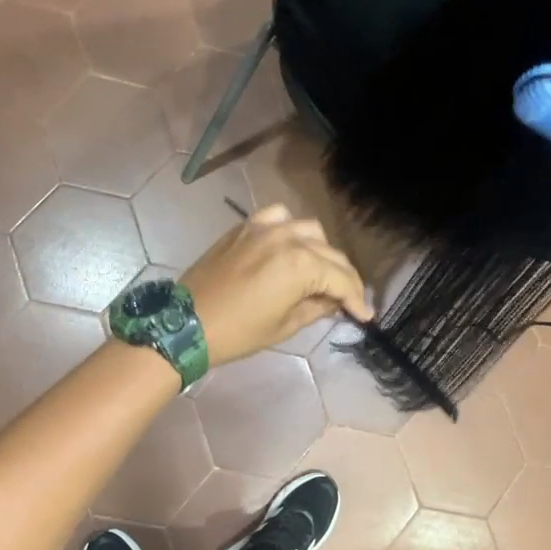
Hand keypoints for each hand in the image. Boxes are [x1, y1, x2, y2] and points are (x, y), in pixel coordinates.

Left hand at [180, 204, 372, 365]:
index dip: (356, 299)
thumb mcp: (284, 325)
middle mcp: (288, 238)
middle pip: (330, 254)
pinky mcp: (245, 226)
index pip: (341, 279)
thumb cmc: (238, 332)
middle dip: (343, 277)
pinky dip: (291, 229)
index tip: (365, 316)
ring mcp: (265, 227)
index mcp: (301, 265)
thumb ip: (317, 308)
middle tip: (347, 299)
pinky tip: (290, 245)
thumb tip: (334, 301)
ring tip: (321, 272)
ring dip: (321, 251)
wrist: (185, 323)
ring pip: (310, 230)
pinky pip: (279, 217)